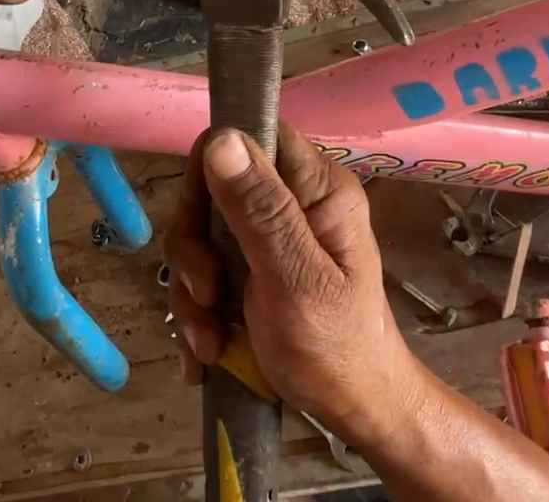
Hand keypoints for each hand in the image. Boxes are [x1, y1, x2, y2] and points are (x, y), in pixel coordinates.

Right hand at [165, 124, 420, 442]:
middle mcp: (294, 200)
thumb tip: (221, 138)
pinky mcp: (252, 266)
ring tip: (211, 341)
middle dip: (196, 249)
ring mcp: (271, 234)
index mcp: (317, 187)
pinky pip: (204, 267)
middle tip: (207, 296)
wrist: (354, 412)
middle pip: (213, 188)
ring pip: (201, 233)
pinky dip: (198, 308)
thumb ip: (260, 210)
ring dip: (194, 291)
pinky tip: (209, 348)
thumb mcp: (296, 281)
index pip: (251, 136)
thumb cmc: (337, 351)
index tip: (202, 223)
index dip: (213, 169)